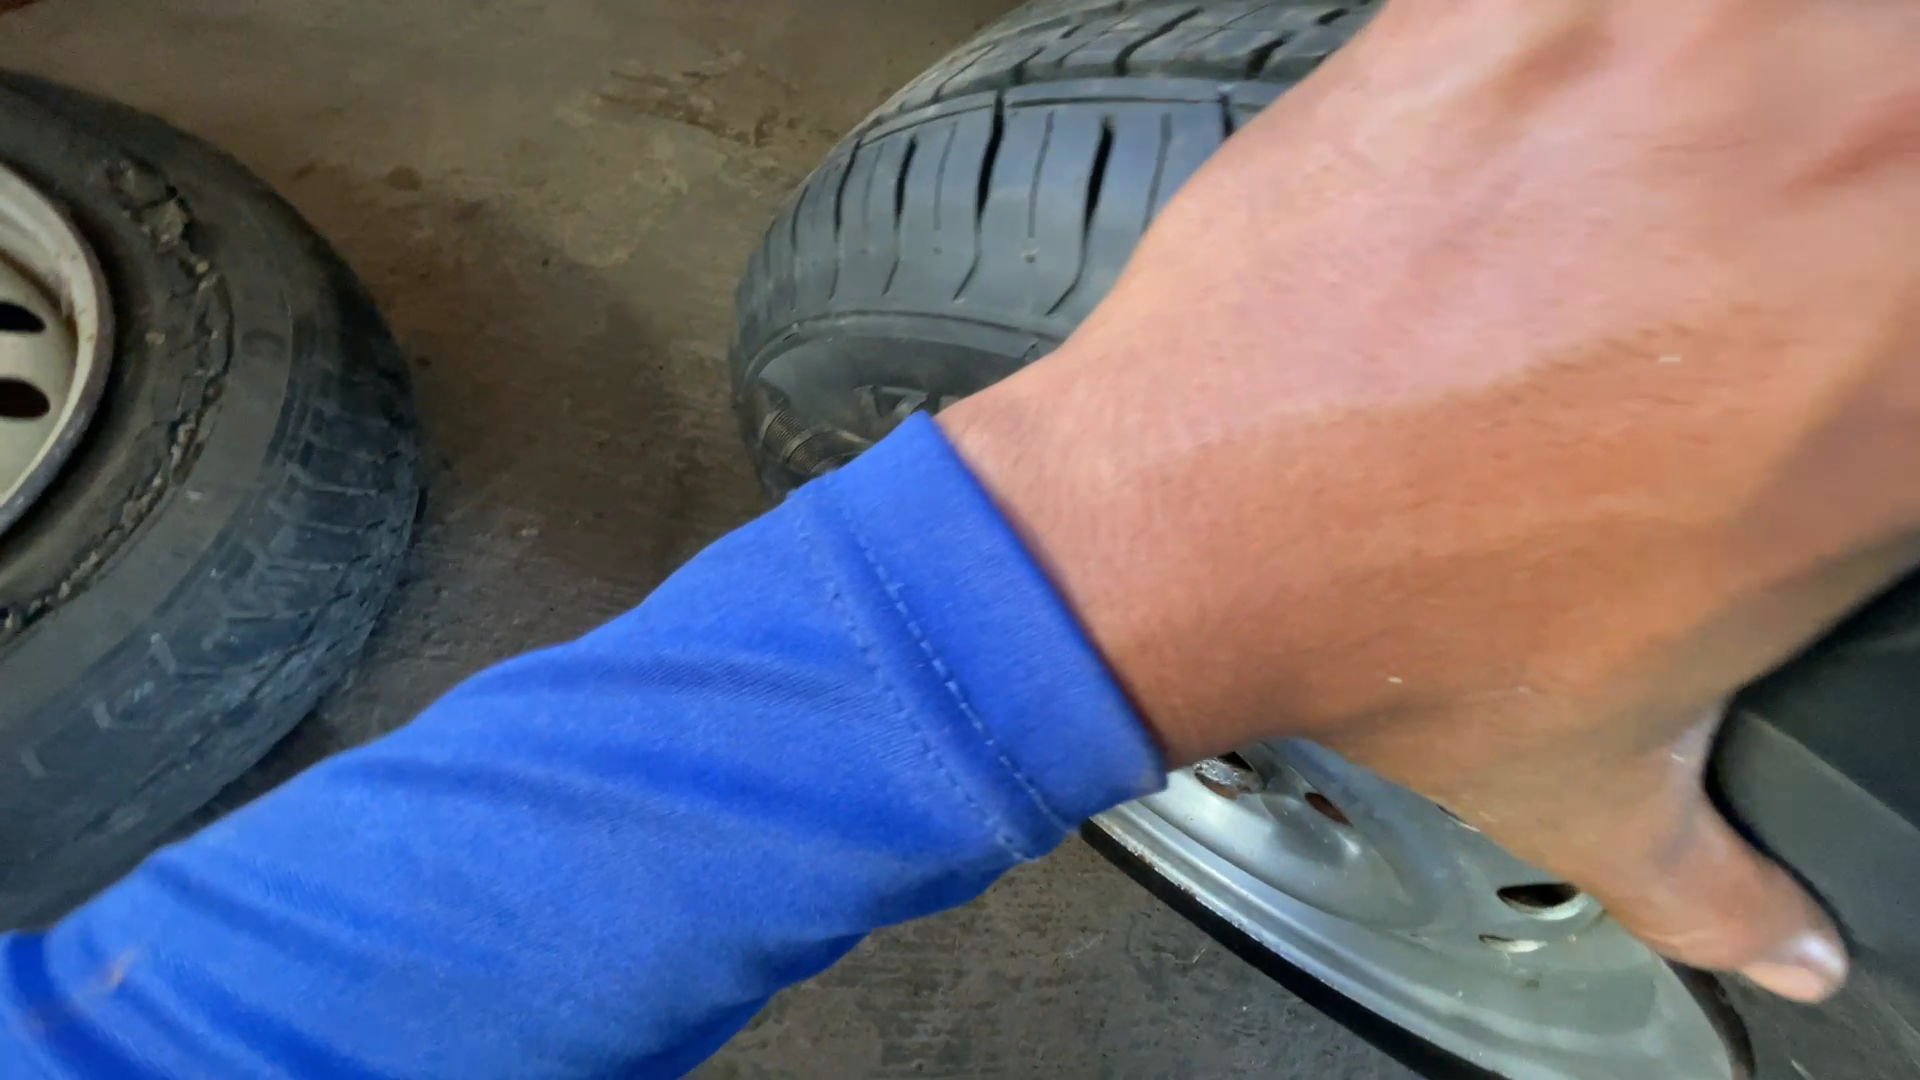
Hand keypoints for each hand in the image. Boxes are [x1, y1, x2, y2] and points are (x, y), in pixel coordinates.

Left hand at [940, 0, 1919, 1003]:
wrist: (1176, 529)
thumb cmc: (1364, 633)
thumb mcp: (1574, 773)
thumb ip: (1712, 859)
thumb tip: (1792, 948)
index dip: (1876, 300)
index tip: (1813, 302)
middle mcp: (1862, 165)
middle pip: (1892, 109)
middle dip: (1816, 164)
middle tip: (1669, 244)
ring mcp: (1672, 54)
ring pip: (1764, 23)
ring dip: (1698, 82)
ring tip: (1584, 186)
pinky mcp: (1487, 19)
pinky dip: (1531, 31)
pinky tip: (1499, 102)